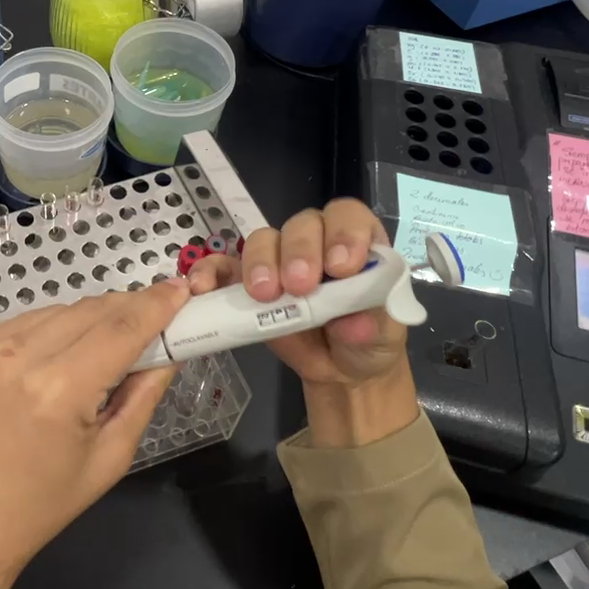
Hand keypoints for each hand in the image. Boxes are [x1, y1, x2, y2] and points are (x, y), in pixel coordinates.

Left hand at [0, 279, 190, 588]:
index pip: (121, 328)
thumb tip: (168, 349)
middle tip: (150, 321)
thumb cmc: (42, 503)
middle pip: (90, 310)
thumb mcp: (109, 458)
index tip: (180, 288)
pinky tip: (50, 360)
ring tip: (96, 351)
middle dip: (126, 310)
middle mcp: (18, 356)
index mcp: (58, 390)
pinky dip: (46, 332)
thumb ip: (143, 395)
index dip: (155, 305)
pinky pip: (21, 323)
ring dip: (86, 321)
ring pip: (56, 311)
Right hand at [188, 199, 418, 446]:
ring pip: (264, 240)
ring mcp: (277, 259)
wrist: (342, 372)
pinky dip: (212, 270)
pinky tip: (205, 285)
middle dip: (299, 251)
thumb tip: (353, 323)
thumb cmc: (368, 340)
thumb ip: (374, 323)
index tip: (342, 267)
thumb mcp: (384, 335)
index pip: (349, 217)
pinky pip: (224, 265)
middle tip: (299, 285)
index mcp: (356, 242)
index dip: (344, 233)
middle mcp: (315, 242)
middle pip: (302, 225)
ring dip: (261, 262)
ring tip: (263, 294)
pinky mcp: (246, 281)